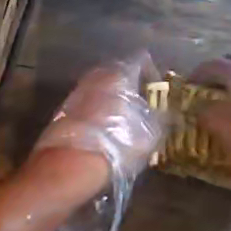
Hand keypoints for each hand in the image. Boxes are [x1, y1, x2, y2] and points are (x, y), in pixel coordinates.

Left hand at [31, 53, 166, 230]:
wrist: (67, 169)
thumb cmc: (115, 147)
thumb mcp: (148, 136)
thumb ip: (159, 119)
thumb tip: (167, 114)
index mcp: (118, 76)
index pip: (139, 61)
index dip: (150, 71)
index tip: (157, 87)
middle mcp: (96, 78)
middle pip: (116, 73)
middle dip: (129, 85)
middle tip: (141, 102)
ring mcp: (77, 93)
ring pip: (100, 89)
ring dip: (111, 99)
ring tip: (123, 119)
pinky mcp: (63, 111)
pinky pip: (86, 104)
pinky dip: (96, 112)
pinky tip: (103, 130)